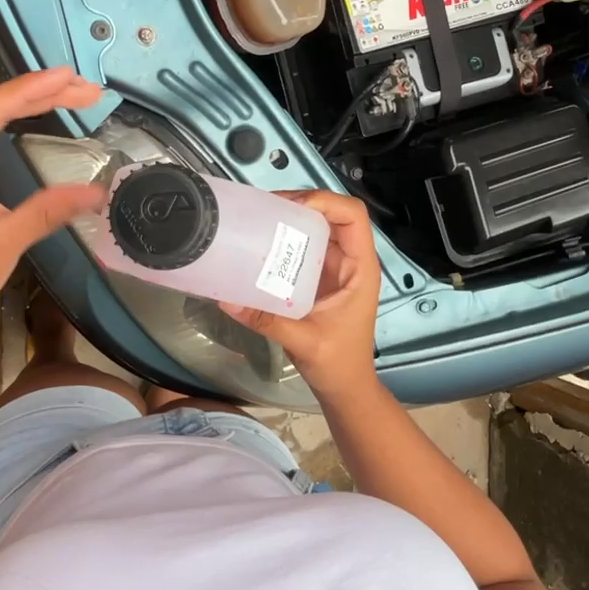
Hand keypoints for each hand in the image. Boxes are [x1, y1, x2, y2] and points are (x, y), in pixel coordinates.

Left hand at [0, 67, 106, 344]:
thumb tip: (97, 191)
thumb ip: (47, 211)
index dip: (26, 91)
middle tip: (86, 89)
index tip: (66, 78)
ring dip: (29, 102)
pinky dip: (14, 117)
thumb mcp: (4, 245)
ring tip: (73, 93)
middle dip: (38, 93)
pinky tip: (39, 109)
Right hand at [222, 190, 381, 398]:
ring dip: (294, 217)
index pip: (353, 216)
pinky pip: (307, 246)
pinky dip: (288, 238)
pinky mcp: (321, 277)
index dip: (326, 201)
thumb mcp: (303, 341)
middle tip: (266, 206)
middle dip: (303, 203)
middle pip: (334, 214)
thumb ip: (266, 320)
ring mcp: (336, 267)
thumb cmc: (338, 364)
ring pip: (320, 227)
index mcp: (360, 268)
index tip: (292, 205)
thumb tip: (227, 299)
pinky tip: (263, 240)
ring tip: (260, 216)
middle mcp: (351, 260)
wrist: (346, 388)